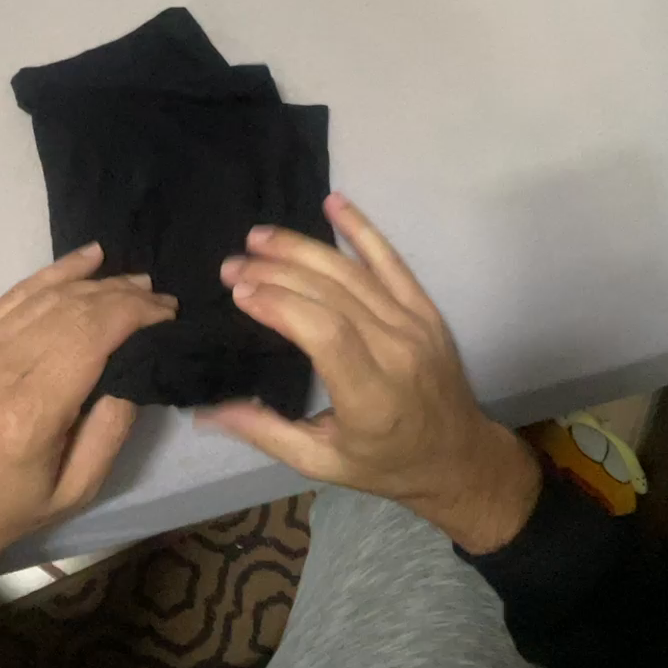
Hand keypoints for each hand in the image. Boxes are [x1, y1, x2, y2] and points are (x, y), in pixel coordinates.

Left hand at [0, 243, 175, 577]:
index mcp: (30, 413)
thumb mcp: (79, 487)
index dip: (135, 313)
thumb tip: (139, 364)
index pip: (92, 336)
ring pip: (47, 295)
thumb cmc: (13, 508)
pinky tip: (89, 258)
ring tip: (136, 282)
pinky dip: (56, 272)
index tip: (168, 313)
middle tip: (161, 298)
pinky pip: (15, 294)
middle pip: (73, 310)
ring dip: (98, 283)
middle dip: (124, 296)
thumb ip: (114, 425)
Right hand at [197, 195, 541, 553]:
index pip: (324, 332)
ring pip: (353, 271)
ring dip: (302, 248)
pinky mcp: (425, 308)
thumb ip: (265, 432)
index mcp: (371, 395)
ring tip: (259, 236)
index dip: (280, 304)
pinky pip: (391, 260)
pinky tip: (333, 202)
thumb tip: (206, 411)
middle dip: (276, 271)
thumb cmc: (386, 465)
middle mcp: (396, 351)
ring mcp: (414, 323)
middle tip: (232, 264)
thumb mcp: (322, 464)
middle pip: (332, 294)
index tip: (239, 291)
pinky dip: (361, 229)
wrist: (461, 459)